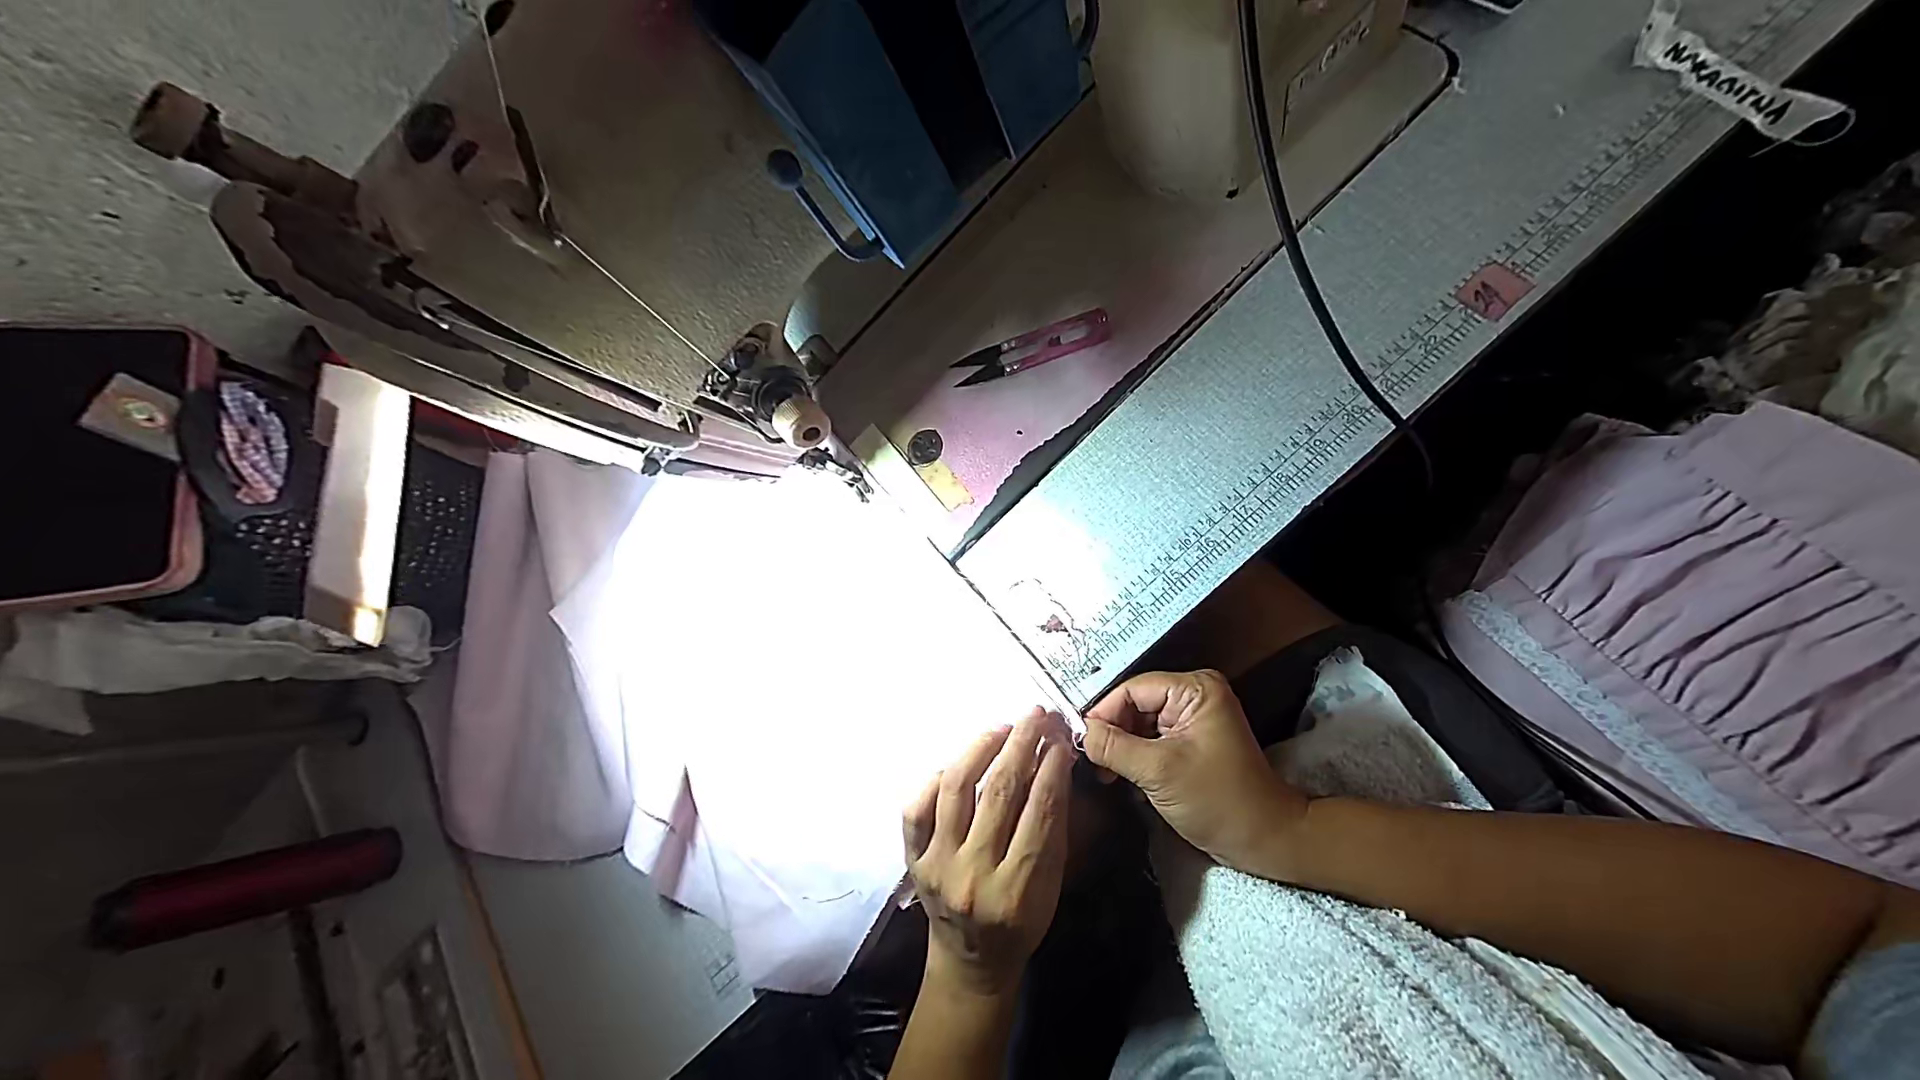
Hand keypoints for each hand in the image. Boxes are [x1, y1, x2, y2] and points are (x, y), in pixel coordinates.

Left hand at [903, 708, 1073, 995]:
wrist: (970, 960)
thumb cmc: (1021, 922)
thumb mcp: (1052, 885)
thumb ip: (1055, 827)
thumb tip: (1055, 762)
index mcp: (1018, 891)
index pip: (1039, 812)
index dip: (1052, 767)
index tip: (1060, 736)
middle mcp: (973, 876)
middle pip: (999, 792)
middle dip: (1021, 744)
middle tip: (1035, 714)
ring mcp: (936, 864)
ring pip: (956, 788)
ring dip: (981, 748)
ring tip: (1002, 727)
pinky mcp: (911, 857)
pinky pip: (918, 805)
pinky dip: (938, 777)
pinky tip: (960, 761)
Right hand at [1082, 670, 1306, 874]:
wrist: (1265, 841)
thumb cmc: (1218, 801)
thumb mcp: (1158, 771)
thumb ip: (1113, 746)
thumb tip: (1079, 731)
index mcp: (1195, 689)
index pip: (1132, 690)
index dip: (1104, 714)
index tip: (1083, 743)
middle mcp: (1194, 693)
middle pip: (1133, 705)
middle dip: (1112, 734)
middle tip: (1096, 765)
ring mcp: (1193, 717)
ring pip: (1138, 723)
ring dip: (1121, 749)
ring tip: (1109, 776)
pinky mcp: (1190, 739)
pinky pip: (1150, 738)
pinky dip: (1135, 757)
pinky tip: (1127, 779)